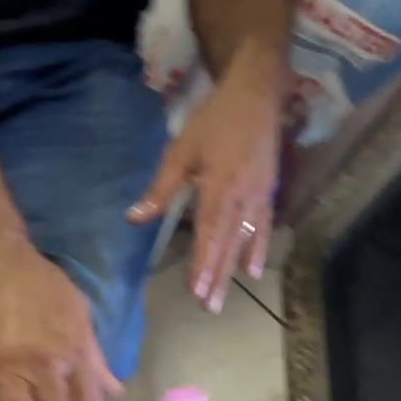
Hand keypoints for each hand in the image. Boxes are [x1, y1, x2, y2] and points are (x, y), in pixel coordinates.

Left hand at [130, 53, 285, 312]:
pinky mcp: (267, 190)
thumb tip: (133, 218)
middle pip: (226, 245)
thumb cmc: (213, 121)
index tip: (195, 289)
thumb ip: (159, 190)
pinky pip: (263, 225)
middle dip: (216, 277)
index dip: (201, 264)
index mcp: (217, 190)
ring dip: (231, 271)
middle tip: (208, 307)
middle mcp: (241, 198)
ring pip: (243, 241)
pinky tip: (253, 270)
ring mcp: (257, 195)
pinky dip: (258, 248)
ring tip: (222, 299)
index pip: (208, 236)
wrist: (257, 92)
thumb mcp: (180, 151)